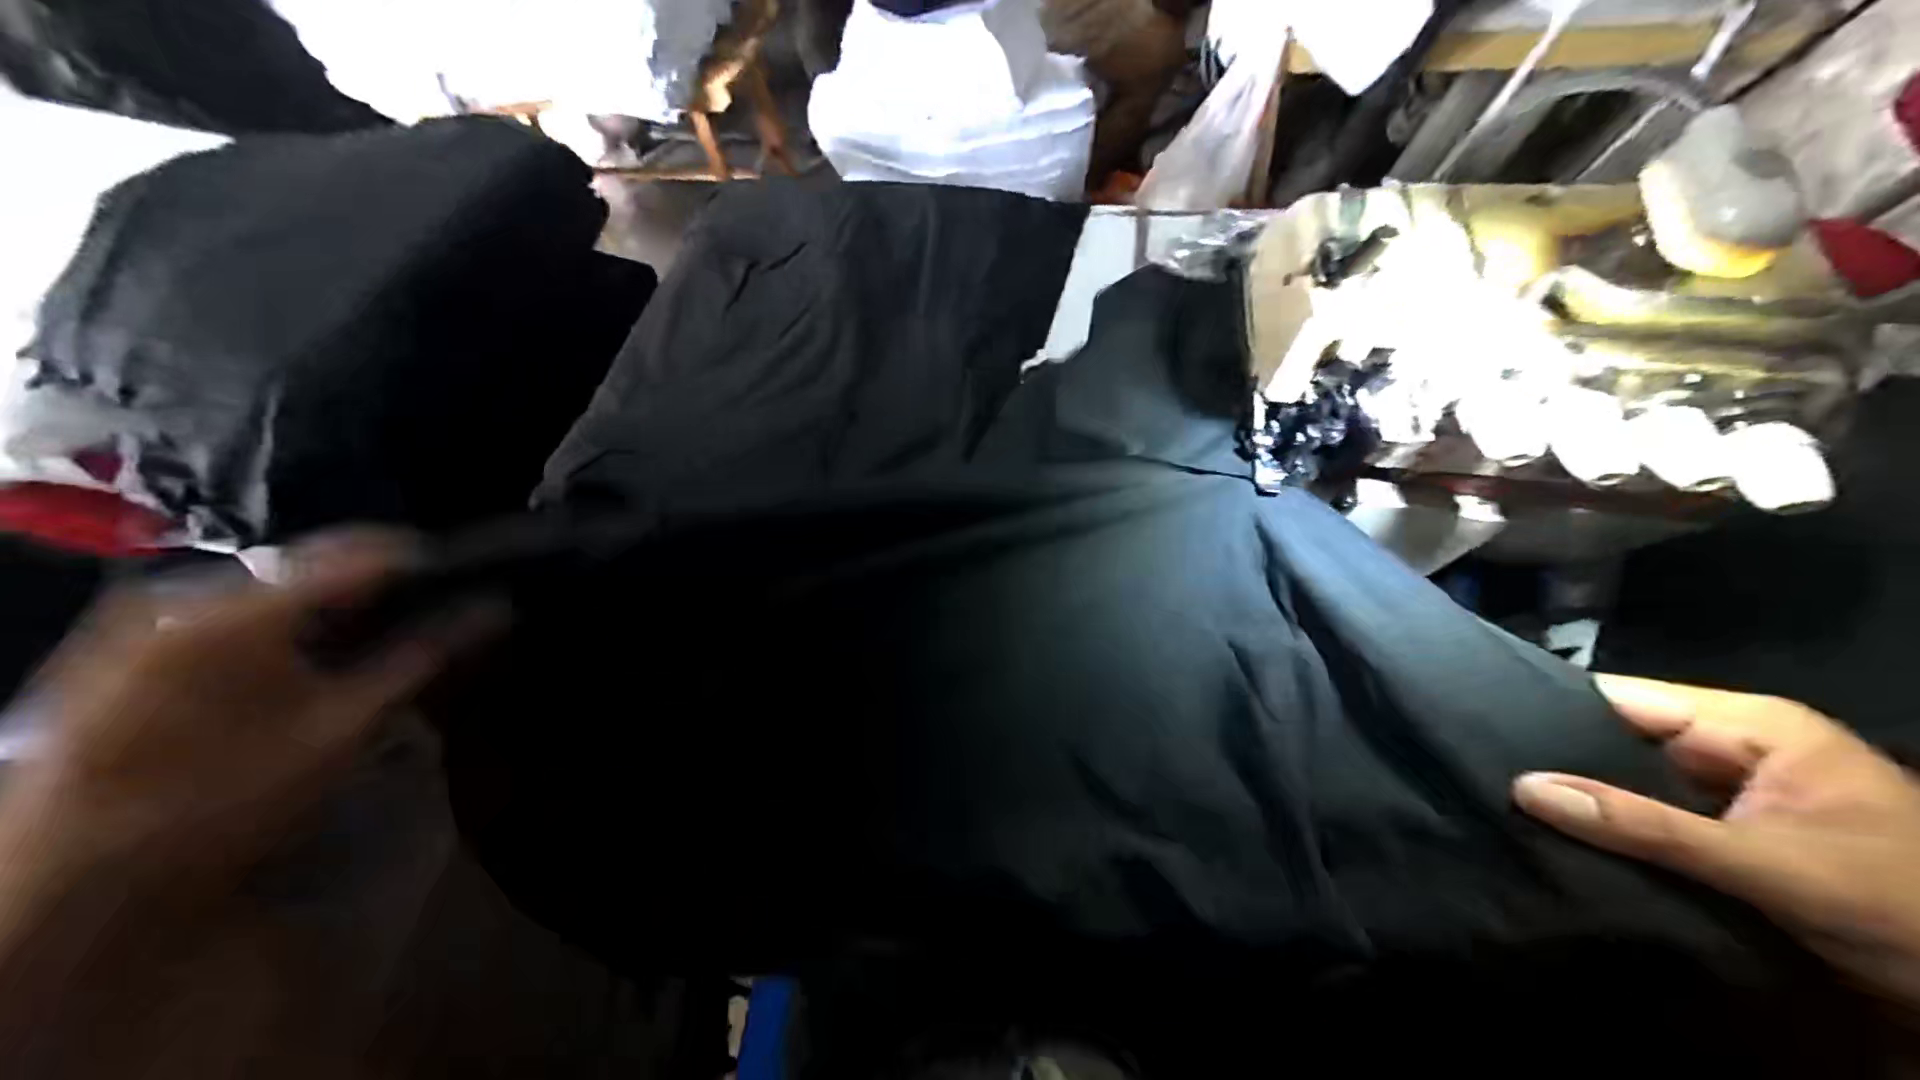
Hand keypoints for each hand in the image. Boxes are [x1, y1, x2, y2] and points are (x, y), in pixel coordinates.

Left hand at [0, 532, 504, 898]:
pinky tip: (307, 653)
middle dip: (380, 586)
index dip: (428, 563)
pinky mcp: (131, 637)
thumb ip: (423, 657)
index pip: (364, 551)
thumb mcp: (345, 726)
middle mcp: (194, 589)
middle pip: (320, 564)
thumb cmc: (229, 796)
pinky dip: (286, 620)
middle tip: (429, 610)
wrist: (75, 872)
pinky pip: (238, 605)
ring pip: (281, 584)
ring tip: (375, 634)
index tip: (471, 578)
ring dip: (334, 604)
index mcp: (247, 606)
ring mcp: (152, 612)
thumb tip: (495, 609)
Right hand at [1514, 676, 1919, 1015]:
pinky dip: (1610, 827)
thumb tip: (1524, 788)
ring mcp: (1731, 792)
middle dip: (1557, 761)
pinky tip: (1556, 834)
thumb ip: (1644, 826)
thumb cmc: (1905, 908)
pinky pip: (1649, 816)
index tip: (1480, 727)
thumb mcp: (1770, 867)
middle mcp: (1732, 747)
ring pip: (1628, 780)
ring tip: (1502, 801)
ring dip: (1581, 797)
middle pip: (1617, 738)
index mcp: (1749, 726)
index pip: (1620, 698)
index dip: (1548, 709)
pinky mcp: (1727, 832)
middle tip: (1482, 772)